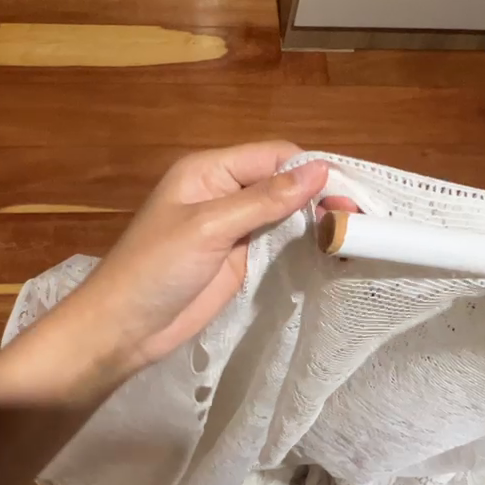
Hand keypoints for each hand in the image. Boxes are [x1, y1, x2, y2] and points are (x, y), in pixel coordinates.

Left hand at [41, 143, 327, 383]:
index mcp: (210, 171)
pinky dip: (302, 246)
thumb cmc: (156, 268)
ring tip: (354, 235)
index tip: (349, 191)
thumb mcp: (210, 227)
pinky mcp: (240, 260)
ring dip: (315, 221)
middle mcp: (225, 193)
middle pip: (282, 183)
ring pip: (284, 214)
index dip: (311, 169)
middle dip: (319, 196)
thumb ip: (264, 200)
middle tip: (358, 219)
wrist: (126, 328)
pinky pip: (277, 244)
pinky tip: (329, 253)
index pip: (272, 156)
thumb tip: (319, 170)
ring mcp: (234, 229)